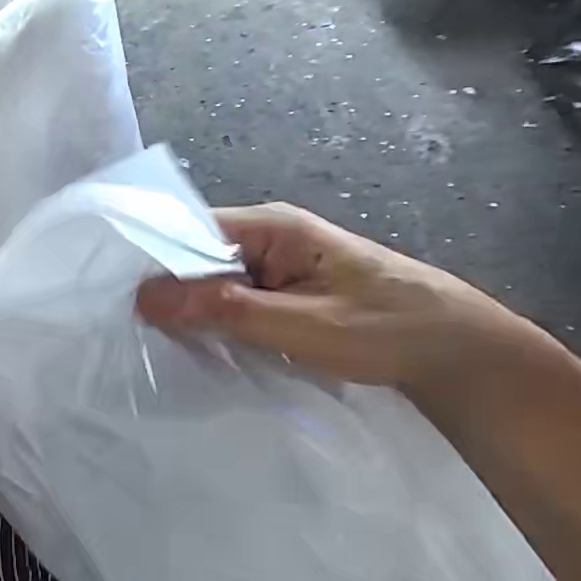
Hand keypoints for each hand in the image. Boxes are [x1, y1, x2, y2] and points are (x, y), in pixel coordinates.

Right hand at [135, 203, 570, 417]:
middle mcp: (268, 237)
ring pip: (215, 283)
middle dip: (169, 291)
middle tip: (128, 330)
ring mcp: (277, 267)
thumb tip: (145, 296)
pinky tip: (198, 348)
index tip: (118, 298)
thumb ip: (225, 310)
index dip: (153, 261)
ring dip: (193, 310)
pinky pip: (236, 302)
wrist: (462, 354)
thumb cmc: (388, 329)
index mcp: (272, 226)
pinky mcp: (285, 294)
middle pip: (197, 257)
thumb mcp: (302, 325)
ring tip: (152, 342)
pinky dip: (217, 323)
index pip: (189, 231)